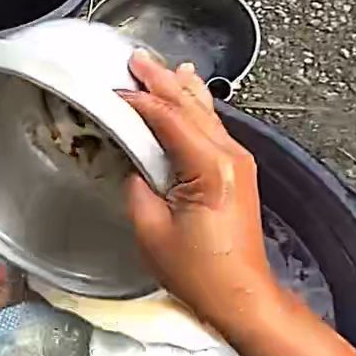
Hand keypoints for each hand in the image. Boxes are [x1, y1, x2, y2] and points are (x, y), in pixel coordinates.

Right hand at [120, 53, 281, 332]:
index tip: (115, 91)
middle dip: (161, 82)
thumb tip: (135, 166)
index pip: (169, 120)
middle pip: (191, 107)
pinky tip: (192, 95)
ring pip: (205, 112)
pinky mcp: (237, 172)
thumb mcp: (151, 230)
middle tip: (137, 61)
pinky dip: (195, 109)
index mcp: (209, 168)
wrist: (240, 294)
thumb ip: (138, 188)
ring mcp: (238, 162)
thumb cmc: (199, 271)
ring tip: (162, 67)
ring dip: (180, 90)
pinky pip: (213, 128)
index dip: (139, 102)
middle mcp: (230, 157)